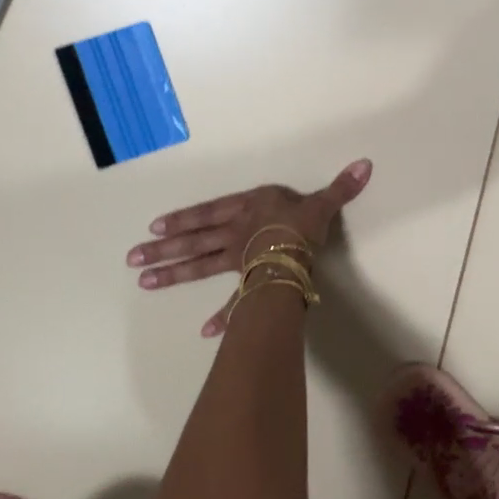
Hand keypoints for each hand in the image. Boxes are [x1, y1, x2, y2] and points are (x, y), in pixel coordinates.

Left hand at [128, 158, 372, 336]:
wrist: (296, 248)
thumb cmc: (303, 222)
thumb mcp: (321, 201)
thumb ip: (340, 188)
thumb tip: (365, 165)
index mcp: (249, 208)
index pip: (210, 212)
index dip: (184, 218)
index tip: (155, 227)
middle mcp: (236, 232)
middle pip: (194, 240)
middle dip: (163, 250)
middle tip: (133, 259)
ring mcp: (238, 259)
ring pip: (200, 266)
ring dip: (173, 275)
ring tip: (143, 283)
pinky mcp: (248, 282)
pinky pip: (233, 302)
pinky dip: (223, 317)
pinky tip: (206, 333)